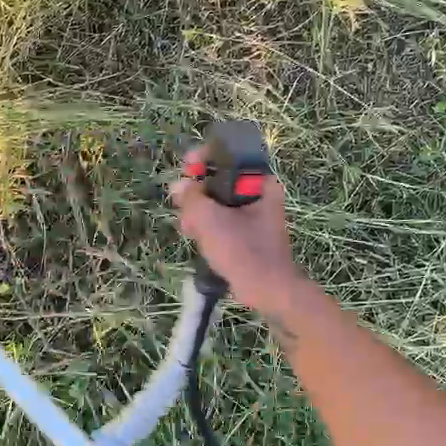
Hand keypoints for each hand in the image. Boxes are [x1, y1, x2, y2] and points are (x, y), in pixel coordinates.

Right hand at [168, 146, 306, 315]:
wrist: (267, 290)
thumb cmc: (242, 249)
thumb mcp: (210, 219)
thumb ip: (191, 197)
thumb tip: (178, 185)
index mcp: (260, 182)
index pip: (230, 155)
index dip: (205, 157)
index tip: (187, 167)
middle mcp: (259, 193)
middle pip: (219, 179)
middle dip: (197, 192)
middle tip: (183, 205)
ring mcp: (253, 214)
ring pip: (217, 201)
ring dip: (198, 212)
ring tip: (188, 228)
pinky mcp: (246, 232)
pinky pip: (221, 219)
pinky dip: (207, 225)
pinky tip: (195, 236)